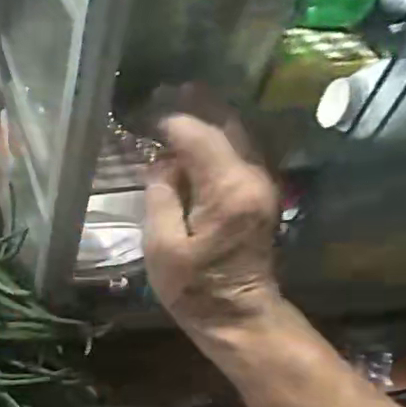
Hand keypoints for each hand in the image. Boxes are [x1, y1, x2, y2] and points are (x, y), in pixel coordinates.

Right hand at [143, 114, 283, 337]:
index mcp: (227, 190)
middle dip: (196, 107)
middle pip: (227, 127)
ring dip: (209, 119)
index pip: (199, 138)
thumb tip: (162, 164)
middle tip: (166, 92)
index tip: (143, 114)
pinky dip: (216, 139)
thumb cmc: (193, 287)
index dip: (171, 122)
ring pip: (237, 136)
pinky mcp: (258, 195)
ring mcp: (261, 185)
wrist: (237, 314)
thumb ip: (161, 198)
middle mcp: (252, 178)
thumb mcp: (162, 246)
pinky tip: (195, 138)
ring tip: (179, 104)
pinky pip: (237, 154)